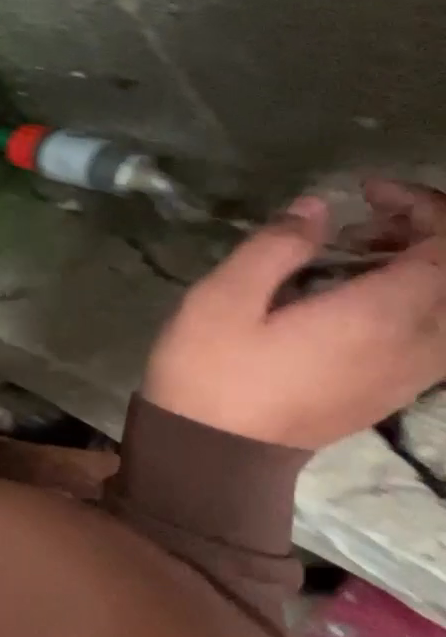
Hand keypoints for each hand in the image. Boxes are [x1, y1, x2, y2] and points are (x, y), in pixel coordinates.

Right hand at [144, 182, 445, 448]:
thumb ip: (276, 248)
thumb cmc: (213, 366)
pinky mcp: (401, 383)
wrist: (218, 445)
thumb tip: (318, 208)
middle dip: (427, 231)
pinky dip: (419, 296)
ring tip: (354, 251)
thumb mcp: (224, 297)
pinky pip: (439, 329)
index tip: (365, 191)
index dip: (426, 207)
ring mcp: (417, 368)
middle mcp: (422, 341)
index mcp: (383, 314)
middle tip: (358, 217)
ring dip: (424, 264)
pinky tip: (357, 292)